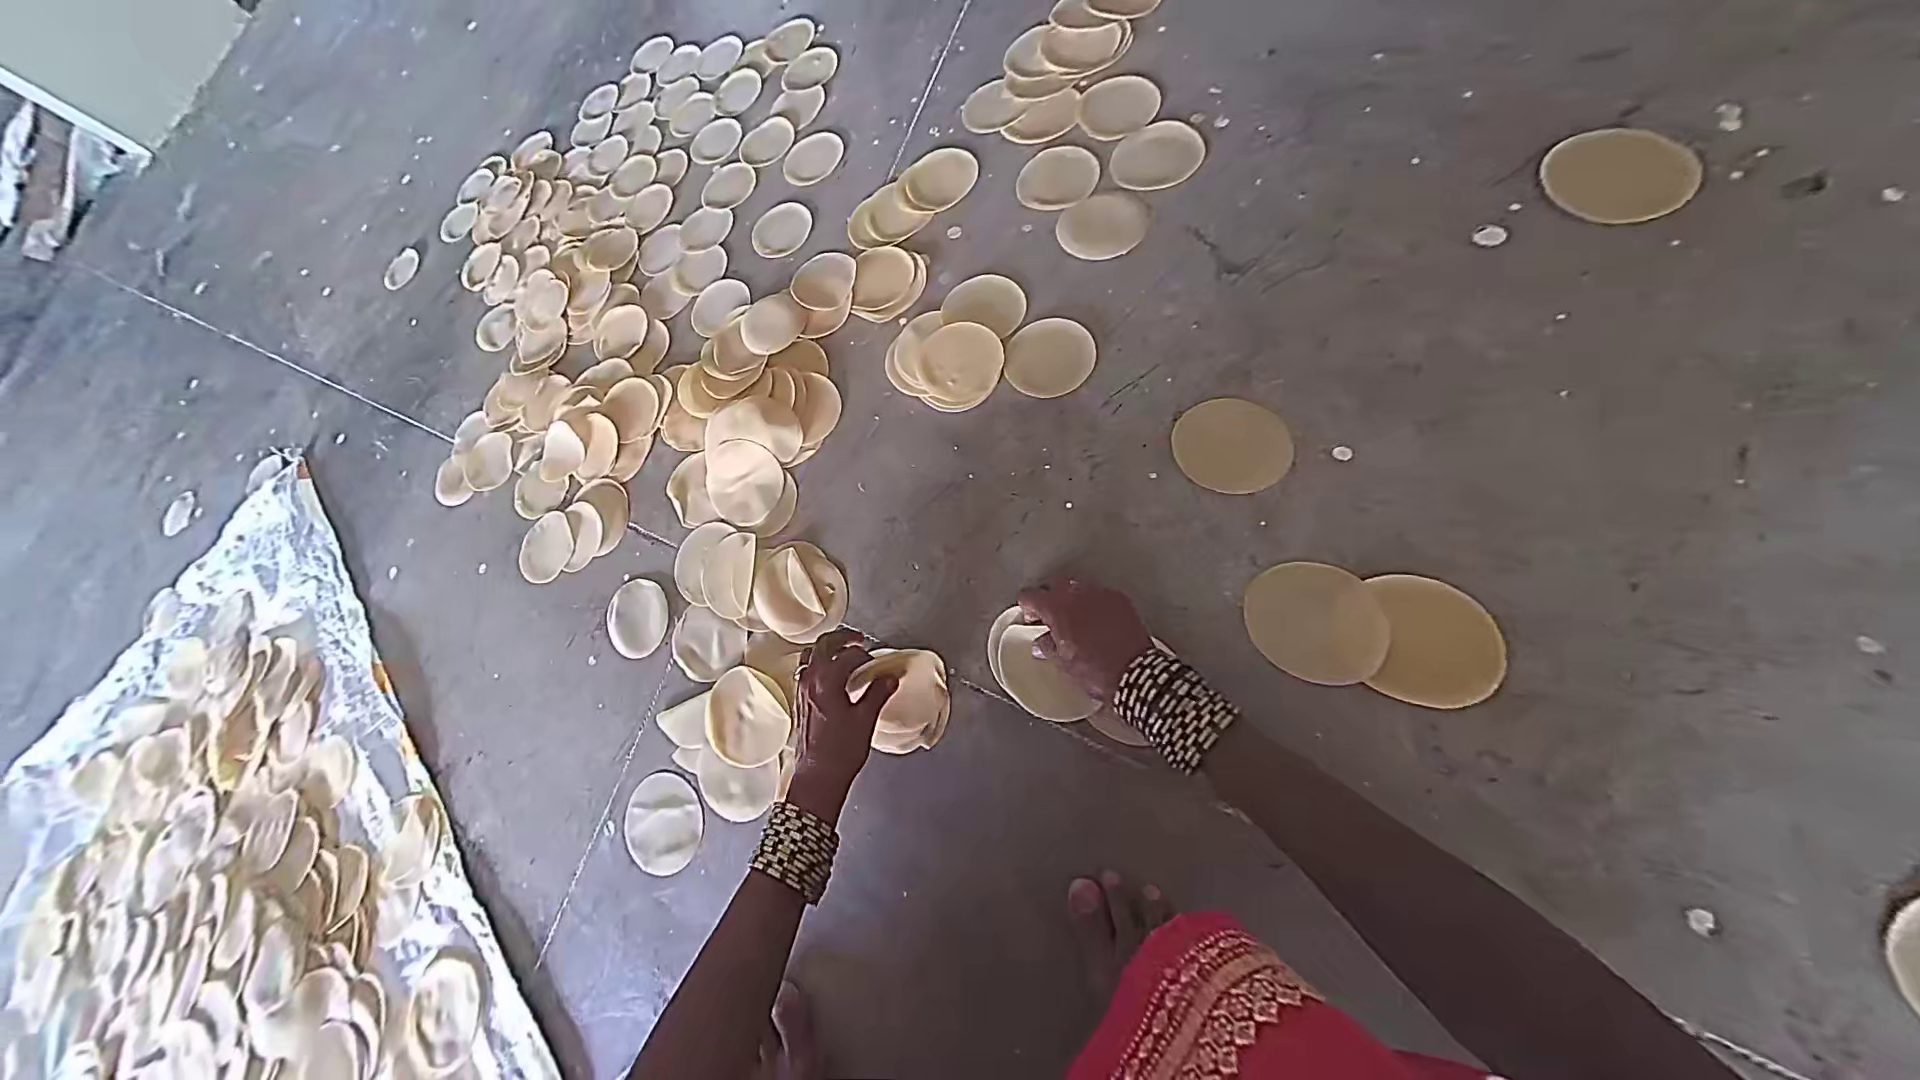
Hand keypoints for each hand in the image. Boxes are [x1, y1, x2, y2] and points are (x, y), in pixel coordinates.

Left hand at [786, 630, 897, 821]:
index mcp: (827, 682)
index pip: (848, 655)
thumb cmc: (839, 752)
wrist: (818, 778)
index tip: (876, 660)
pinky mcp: (799, 702)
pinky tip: (831, 676)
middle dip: (842, 639)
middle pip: (823, 646)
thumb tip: (888, 678)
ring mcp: (801, 691)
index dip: (865, 655)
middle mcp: (810, 682)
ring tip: (844, 652)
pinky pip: (807, 671)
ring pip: (811, 656)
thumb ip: (878, 692)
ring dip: (828, 650)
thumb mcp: (866, 719)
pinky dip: (819, 665)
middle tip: (859, 640)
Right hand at [1016, 575, 1153, 701]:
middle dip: (1049, 596)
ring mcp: (1101, 595)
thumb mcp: (1064, 663)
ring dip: (1072, 598)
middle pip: (1055, 584)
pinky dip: (1094, 603)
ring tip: (1074, 617)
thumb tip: (1043, 644)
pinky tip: (1096, 619)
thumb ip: (1048, 646)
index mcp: (1058, 609)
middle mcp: (1078, 595)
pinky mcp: (1120, 600)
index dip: (1027, 606)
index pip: (1031, 595)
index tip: (1030, 615)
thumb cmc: (1098, 671)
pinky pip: (1100, 594)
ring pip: (1078, 586)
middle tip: (1049, 614)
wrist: (1134, 673)